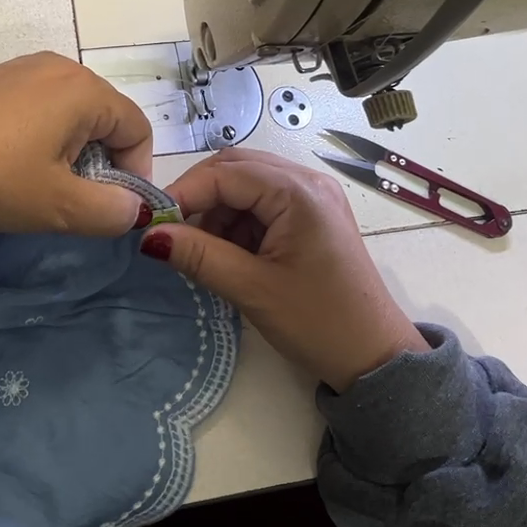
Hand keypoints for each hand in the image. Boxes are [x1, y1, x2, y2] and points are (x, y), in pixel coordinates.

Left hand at [0, 52, 153, 235]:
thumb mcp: (59, 206)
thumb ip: (112, 211)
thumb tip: (134, 210)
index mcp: (85, 89)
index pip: (138, 128)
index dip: (137, 171)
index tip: (114, 206)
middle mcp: (61, 66)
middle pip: (106, 115)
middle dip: (103, 159)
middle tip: (75, 197)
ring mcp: (26, 66)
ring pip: (74, 110)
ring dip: (74, 148)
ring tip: (43, 181)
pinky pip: (42, 102)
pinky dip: (45, 132)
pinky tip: (16, 160)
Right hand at [143, 149, 426, 391]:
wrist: (376, 359)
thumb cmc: (318, 323)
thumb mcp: (252, 289)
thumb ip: (199, 256)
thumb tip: (149, 236)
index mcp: (298, 191)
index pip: (225, 173)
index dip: (184, 193)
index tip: (152, 222)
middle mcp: (307, 181)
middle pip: (236, 168)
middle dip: (200, 196)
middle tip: (172, 231)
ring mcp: (313, 196)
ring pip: (247, 183)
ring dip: (218, 210)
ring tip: (203, 250)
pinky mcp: (313, 215)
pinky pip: (263, 201)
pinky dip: (238, 221)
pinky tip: (229, 252)